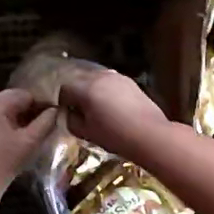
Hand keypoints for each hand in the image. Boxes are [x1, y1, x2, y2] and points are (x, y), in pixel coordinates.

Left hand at [0, 89, 56, 188]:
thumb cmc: (3, 162)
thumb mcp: (29, 142)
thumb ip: (45, 122)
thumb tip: (55, 110)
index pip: (23, 94)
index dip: (41, 103)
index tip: (55, 114)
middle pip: (12, 100)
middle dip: (30, 110)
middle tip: (47, 123)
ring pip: (3, 111)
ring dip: (20, 118)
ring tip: (36, 131)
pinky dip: (8, 125)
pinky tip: (20, 138)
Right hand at [57, 68, 172, 161]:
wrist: (149, 134)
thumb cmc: (115, 136)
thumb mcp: (87, 133)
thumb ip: (72, 121)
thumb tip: (70, 114)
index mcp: (86, 89)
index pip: (65, 89)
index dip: (64, 102)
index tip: (69, 114)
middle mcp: (100, 77)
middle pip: (80, 79)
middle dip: (77, 93)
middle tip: (81, 110)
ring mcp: (117, 77)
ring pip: (96, 78)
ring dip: (92, 89)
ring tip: (97, 107)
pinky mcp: (130, 81)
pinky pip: (111, 81)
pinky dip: (106, 89)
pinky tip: (113, 105)